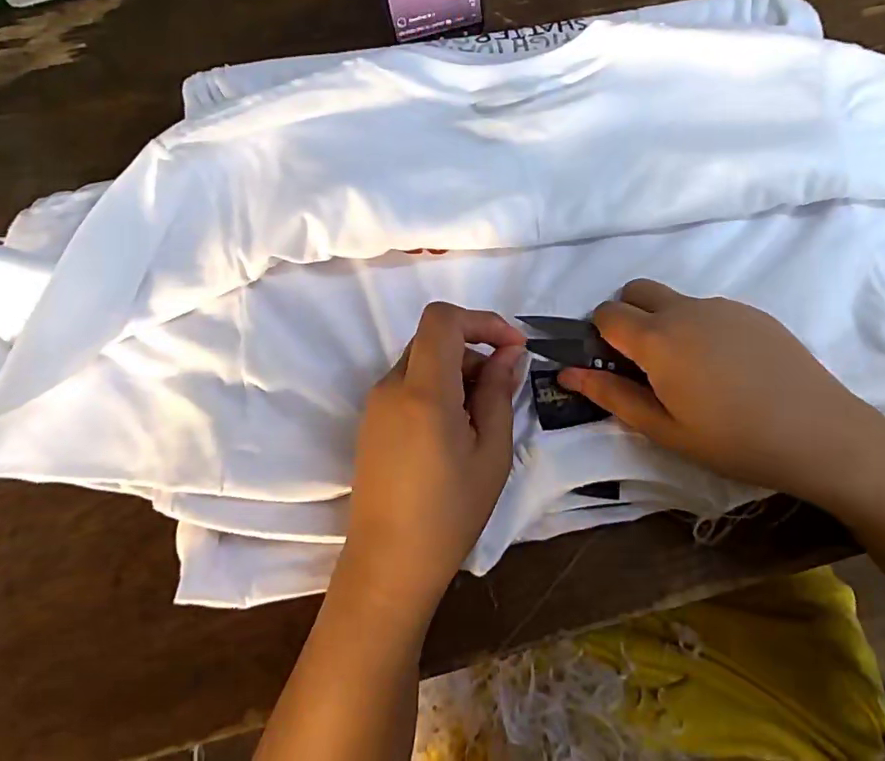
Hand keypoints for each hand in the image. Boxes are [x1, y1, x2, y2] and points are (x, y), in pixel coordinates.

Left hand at [342, 303, 527, 609]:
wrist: (389, 566)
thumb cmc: (450, 513)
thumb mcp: (491, 452)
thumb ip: (499, 392)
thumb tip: (509, 353)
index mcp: (423, 391)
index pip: (443, 319)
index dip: (482, 320)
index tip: (513, 346)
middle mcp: (391, 387)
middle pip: (434, 338)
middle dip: (474, 348)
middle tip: (503, 387)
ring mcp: (376, 405)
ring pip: (422, 360)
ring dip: (457, 370)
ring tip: (481, 418)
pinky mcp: (371, 422)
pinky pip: (408, 384)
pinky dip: (437, 387)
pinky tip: (455, 429)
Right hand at [558, 279, 884, 504]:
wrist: (821, 432)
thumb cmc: (734, 440)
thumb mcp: (665, 429)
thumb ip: (612, 396)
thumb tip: (567, 373)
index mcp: (657, 338)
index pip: (606, 312)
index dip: (599, 335)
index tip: (612, 366)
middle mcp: (685, 309)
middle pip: (635, 291)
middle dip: (627, 317)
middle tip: (644, 364)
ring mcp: (722, 306)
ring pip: (673, 300)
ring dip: (664, 323)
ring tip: (693, 374)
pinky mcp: (752, 312)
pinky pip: (708, 309)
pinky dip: (700, 328)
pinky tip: (728, 370)